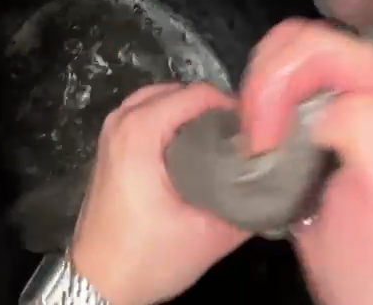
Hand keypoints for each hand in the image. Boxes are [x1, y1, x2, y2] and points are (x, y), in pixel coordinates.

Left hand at [69, 83, 250, 304]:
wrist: (98, 282)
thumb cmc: (146, 256)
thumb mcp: (205, 237)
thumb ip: (245, 209)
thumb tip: (274, 188)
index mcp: (140, 130)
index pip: (194, 94)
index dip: (229, 105)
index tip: (254, 128)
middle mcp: (122, 119)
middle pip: (175, 91)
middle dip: (209, 107)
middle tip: (240, 135)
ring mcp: (111, 130)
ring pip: (158, 99)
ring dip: (188, 112)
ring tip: (220, 140)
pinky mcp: (110, 145)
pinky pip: (144, 114)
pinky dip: (169, 120)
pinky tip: (192, 148)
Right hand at [239, 20, 372, 304]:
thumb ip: (372, 136)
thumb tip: (330, 107)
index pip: (328, 47)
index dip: (284, 80)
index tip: (267, 130)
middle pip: (305, 42)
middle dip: (267, 83)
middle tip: (257, 134)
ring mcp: (363, 100)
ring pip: (289, 55)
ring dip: (262, 93)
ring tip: (260, 140)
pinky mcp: (336, 115)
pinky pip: (285, 82)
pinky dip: (263, 102)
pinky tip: (266, 139)